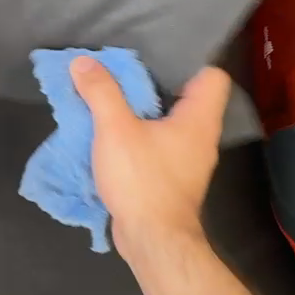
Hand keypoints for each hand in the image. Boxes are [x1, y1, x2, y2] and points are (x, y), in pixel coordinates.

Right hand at [72, 57, 232, 262]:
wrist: (152, 238)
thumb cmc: (142, 179)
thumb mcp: (114, 129)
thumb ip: (100, 92)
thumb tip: (83, 61)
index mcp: (198, 120)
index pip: (211, 76)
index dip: (186, 62)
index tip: (152, 56)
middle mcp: (199, 137)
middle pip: (184, 97)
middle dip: (152, 83)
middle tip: (119, 70)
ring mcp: (186, 160)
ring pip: (166, 122)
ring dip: (139, 110)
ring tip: (109, 98)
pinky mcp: (169, 178)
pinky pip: (155, 143)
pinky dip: (135, 134)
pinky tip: (109, 134)